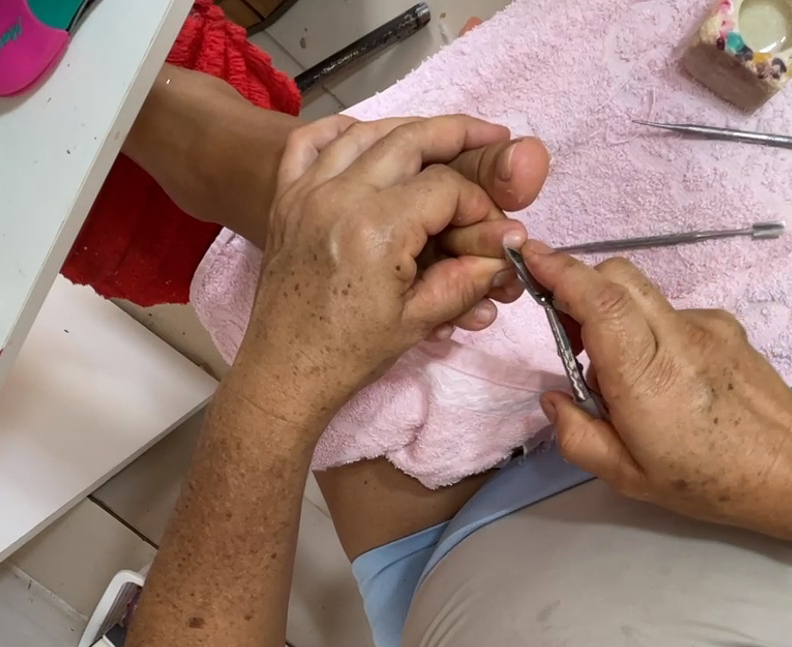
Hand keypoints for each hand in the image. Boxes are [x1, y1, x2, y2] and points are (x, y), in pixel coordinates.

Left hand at [232, 115, 533, 432]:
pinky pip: (309, 144)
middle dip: (455, 134)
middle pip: (409, 140)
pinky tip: (365, 137)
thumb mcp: (417, 321)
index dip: (477, 202)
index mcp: (377, 230)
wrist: (286, 371)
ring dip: (407, 129)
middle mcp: (340, 198)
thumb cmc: (348, 354)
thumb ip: (466, 280)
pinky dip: (340, 132)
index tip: (489, 224)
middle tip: (488, 135)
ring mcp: (307, 194)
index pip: (444, 187)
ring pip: (364, 133)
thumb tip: (506, 250)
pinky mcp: (285, 201)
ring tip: (439, 136)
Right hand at [521, 241, 791, 529]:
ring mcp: (705, 325)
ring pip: (640, 293)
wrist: (791, 467)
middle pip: (618, 278)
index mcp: (647, 379)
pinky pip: (665, 313)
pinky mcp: (722, 325)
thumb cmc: (704, 479)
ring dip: (609, 314)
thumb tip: (553, 398)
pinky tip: (656, 377)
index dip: (564, 274)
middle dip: (579, 287)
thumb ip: (577, 435)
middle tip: (565, 334)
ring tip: (613, 374)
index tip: (534, 258)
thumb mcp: (624, 476)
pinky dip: (642, 331)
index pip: (602, 304)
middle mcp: (677, 339)